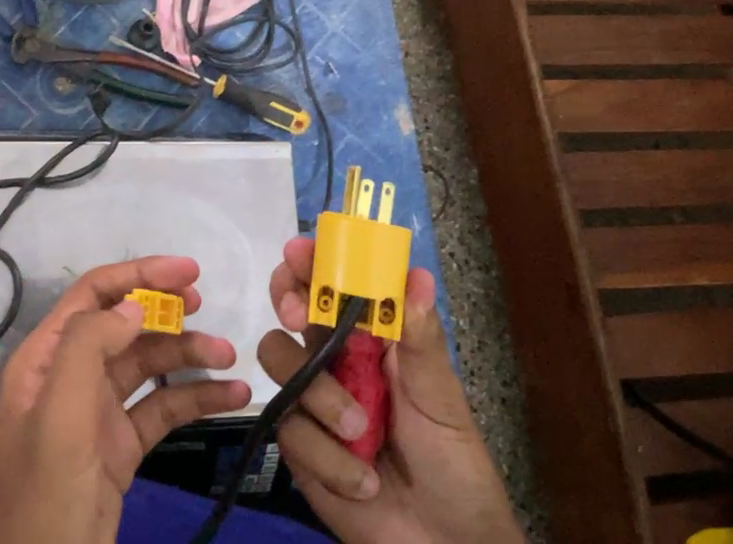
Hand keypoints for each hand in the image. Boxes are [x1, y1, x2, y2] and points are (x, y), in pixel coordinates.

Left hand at [0, 256, 251, 543]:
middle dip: (166, 312)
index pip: (94, 295)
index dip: (139, 274)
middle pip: (125, 325)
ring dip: (189, 355)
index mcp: (46, 358)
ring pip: (149, 365)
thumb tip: (133, 305)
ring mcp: (98, 412)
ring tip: (229, 356)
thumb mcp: (59, 415)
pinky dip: (196, 398)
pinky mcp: (121, 447)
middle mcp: (71, 375)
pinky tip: (232, 396)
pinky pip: (163, 409)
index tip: (188, 272)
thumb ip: (89, 347)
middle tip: (206, 307)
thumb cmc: (43, 492)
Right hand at [260, 237, 523, 543]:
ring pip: (279, 360)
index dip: (313, 261)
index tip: (301, 252)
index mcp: (373, 338)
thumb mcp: (441, 397)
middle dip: (287, 299)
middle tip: (298, 314)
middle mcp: (335, 358)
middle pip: (289, 307)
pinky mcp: (298, 445)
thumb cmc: (453, 462)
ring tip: (362, 431)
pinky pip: (290, 429)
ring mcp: (310, 400)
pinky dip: (329, 457)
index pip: (335, 283)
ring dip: (320, 396)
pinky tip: (362, 480)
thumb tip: (417, 274)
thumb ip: (420, 339)